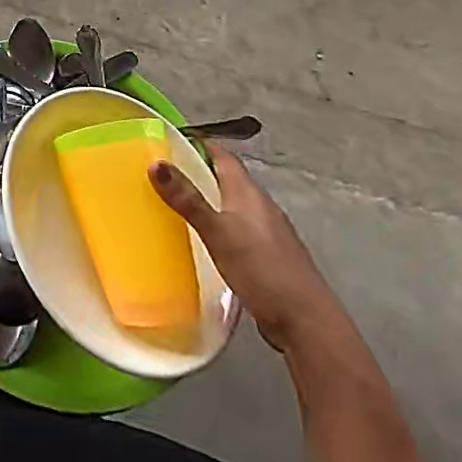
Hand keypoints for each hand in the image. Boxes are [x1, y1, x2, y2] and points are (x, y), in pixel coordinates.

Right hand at [149, 143, 342, 351]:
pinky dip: (217, 224)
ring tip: (175, 203)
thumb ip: (187, 199)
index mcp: (248, 193)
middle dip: (199, 171)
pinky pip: (236, 228)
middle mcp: (260, 206)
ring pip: (232, 205)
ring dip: (208, 199)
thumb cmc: (261, 268)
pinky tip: (202, 239)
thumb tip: (156, 163)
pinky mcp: (267, 256)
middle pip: (227, 179)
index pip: (224, 156)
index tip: (171, 139)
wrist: (305, 321)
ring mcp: (266, 232)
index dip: (201, 144)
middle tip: (164, 172)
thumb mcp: (218, 231)